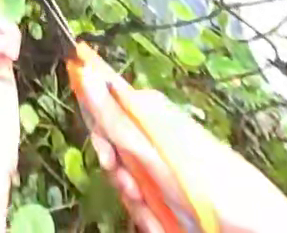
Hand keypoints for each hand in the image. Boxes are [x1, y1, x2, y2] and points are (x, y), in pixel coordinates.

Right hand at [77, 66, 286, 232]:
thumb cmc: (206, 183)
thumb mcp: (151, 150)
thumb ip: (111, 114)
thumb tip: (81, 68)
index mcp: (148, 111)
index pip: (104, 103)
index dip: (97, 129)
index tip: (105, 152)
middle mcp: (152, 134)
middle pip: (112, 146)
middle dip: (119, 173)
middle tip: (133, 188)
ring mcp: (163, 168)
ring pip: (126, 179)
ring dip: (136, 202)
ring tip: (156, 216)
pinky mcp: (171, 197)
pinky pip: (145, 203)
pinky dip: (150, 219)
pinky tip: (163, 226)